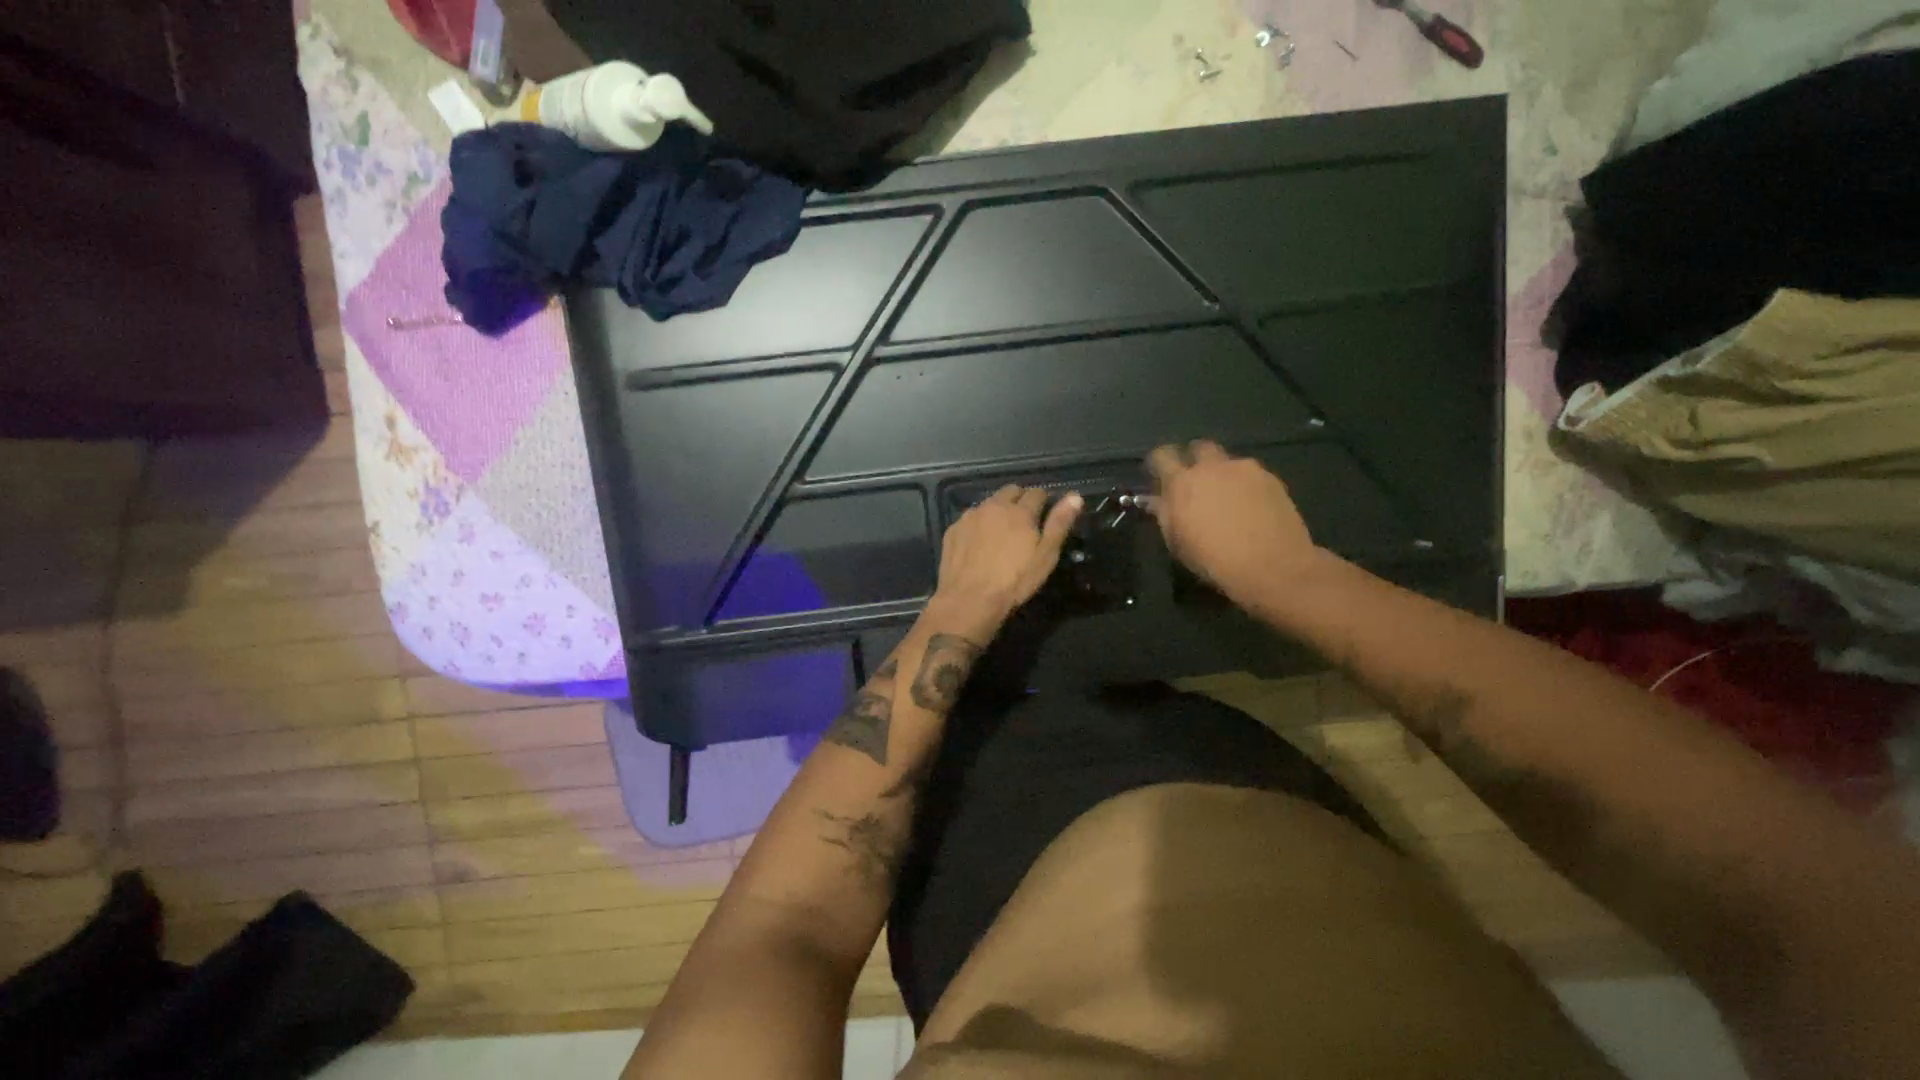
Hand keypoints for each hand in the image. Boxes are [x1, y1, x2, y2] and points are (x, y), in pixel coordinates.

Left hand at [929, 486, 1082, 638]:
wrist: (969, 599)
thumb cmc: (1015, 581)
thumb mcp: (1045, 555)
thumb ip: (1059, 523)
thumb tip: (1075, 496)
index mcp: (1020, 511)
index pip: (1037, 493)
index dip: (1044, 501)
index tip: (1045, 514)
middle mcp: (994, 506)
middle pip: (1011, 491)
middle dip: (1020, 500)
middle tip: (1025, 522)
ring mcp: (970, 516)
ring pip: (989, 503)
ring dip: (998, 510)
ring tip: (1001, 533)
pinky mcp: (953, 530)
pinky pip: (970, 518)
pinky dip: (979, 524)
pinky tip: (979, 544)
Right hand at [1144, 440, 1325, 604]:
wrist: (1272, 567)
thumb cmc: (1215, 561)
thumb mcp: (1179, 544)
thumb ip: (1165, 515)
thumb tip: (1156, 500)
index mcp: (1183, 482)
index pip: (1163, 455)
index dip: (1160, 463)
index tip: (1161, 476)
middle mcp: (1213, 467)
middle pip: (1199, 448)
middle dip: (1195, 460)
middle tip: (1198, 484)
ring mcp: (1245, 469)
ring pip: (1228, 461)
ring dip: (1223, 474)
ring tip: (1229, 499)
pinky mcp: (1271, 478)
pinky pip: (1251, 474)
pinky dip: (1247, 485)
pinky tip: (1252, 507)